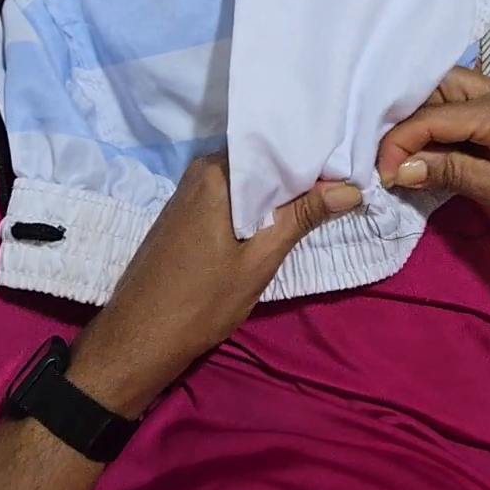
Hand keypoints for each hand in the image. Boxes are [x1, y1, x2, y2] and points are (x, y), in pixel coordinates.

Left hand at [68, 155, 360, 415]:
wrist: (137, 342)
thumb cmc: (200, 302)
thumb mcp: (259, 260)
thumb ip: (303, 218)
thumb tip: (351, 189)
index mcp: (216, 172)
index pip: (274, 148)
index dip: (311, 156)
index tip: (347, 163)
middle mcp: (201, 172)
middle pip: (261, 163)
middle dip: (298, 176)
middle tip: (344, 182)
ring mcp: (190, 193)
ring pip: (247, 182)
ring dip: (278, 194)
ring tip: (323, 197)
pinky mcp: (186, 214)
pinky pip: (231, 197)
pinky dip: (256, 206)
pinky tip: (280, 218)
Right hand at [376, 68, 489, 263]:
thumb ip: (452, 173)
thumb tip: (400, 169)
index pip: (435, 115)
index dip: (400, 142)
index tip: (382, 175)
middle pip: (441, 88)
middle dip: (407, 117)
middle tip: (385, 153)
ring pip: (454, 95)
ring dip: (426, 119)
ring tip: (401, 152)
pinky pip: (472, 110)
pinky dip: (447, 126)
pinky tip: (432, 150)